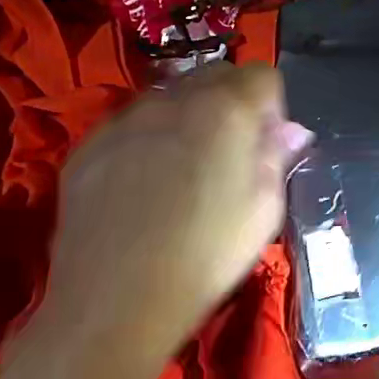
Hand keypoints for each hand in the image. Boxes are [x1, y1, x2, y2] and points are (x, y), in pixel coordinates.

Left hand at [41, 65, 312, 370]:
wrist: (116, 303)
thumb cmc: (209, 256)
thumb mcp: (266, 209)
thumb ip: (277, 156)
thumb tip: (291, 130)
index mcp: (227, 111)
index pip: (261, 75)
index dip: (272, 106)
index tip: (268, 143)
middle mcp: (174, 101)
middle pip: (214, 75)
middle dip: (232, 103)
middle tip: (231, 154)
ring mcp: (124, 121)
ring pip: (169, 97)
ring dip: (188, 118)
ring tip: (184, 171)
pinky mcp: (88, 147)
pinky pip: (129, 125)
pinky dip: (147, 139)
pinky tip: (144, 186)